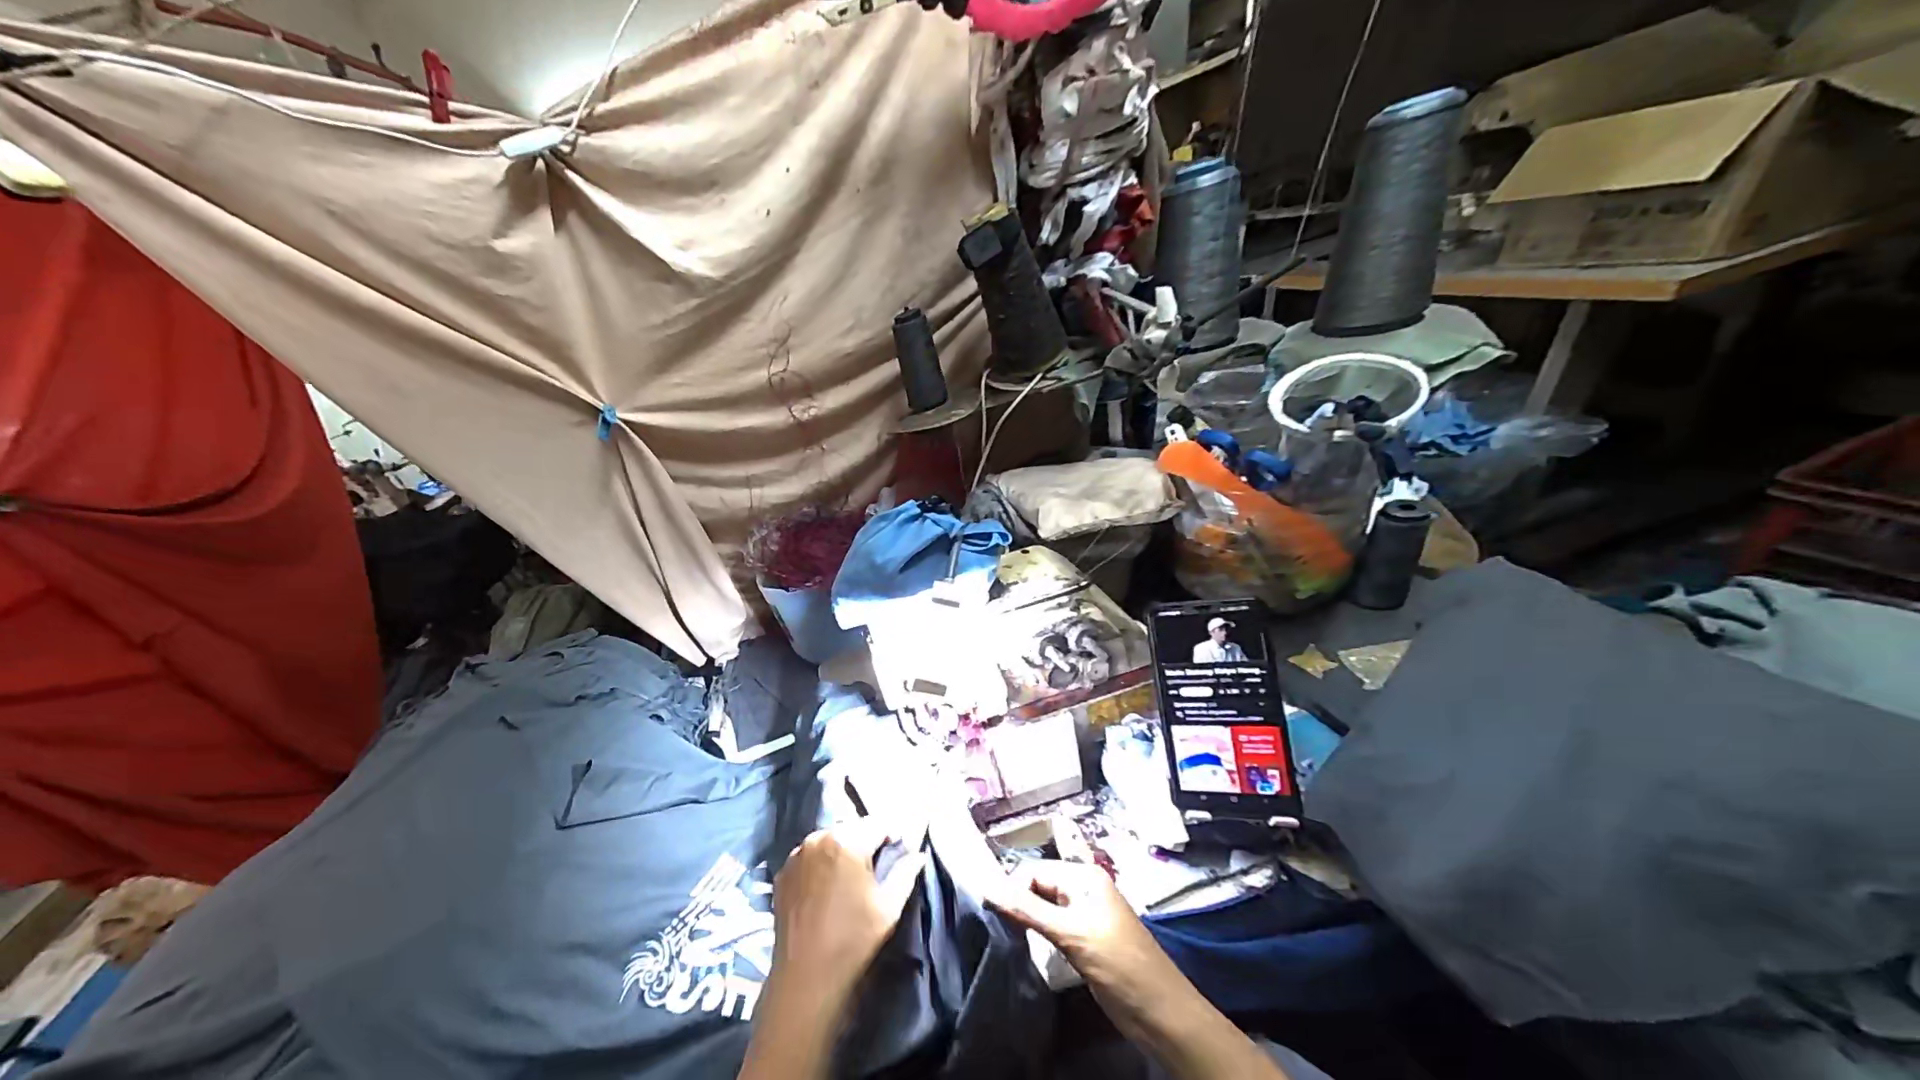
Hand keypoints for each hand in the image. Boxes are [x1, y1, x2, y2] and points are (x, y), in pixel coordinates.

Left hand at [769, 820, 926, 1006]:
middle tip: (876, 869)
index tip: (899, 854)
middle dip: (867, 842)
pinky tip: (826, 889)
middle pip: (852, 829)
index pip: (879, 824)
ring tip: (850, 880)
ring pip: (829, 842)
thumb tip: (916, 853)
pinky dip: (821, 864)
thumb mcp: (889, 906)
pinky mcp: (783, 874)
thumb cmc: (853, 939)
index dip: (893, 836)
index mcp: (847, 841)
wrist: (805, 977)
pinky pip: (810, 857)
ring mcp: (796, 855)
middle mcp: (818, 838)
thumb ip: (906, 872)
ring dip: (843, 852)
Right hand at [990, 861, 1292, 1079]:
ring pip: (1044, 907)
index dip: (1012, 888)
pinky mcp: (1086, 940)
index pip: (1034, 869)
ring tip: (1010, 938)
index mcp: (1084, 876)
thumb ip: (1028, 909)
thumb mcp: (1071, 934)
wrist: (1160, 1012)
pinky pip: (1053, 927)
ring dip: (1027, 920)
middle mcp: (1084, 889)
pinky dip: (1039, 934)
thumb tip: (988, 886)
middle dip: (1018, 902)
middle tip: (1000, 929)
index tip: (993, 914)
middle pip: (1038, 885)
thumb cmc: (1119, 965)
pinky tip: (1029, 948)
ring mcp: (1086, 915)